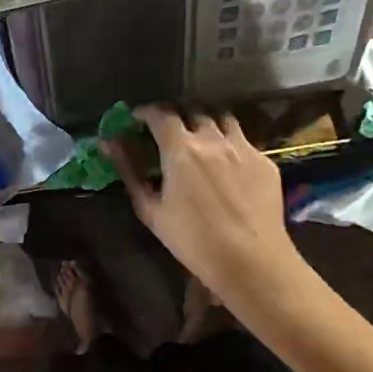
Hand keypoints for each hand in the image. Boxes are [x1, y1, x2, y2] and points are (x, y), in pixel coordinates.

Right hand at [107, 105, 303, 304]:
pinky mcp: (265, 161)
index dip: (146, 112)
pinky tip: (227, 164)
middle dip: (177, 115)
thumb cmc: (192, 240)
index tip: (138, 119)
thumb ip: (128, 170)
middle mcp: (212, 138)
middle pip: (192, 110)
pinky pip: (244, 141)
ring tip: (201, 139)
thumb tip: (107, 143)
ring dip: (206, 122)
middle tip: (168, 132)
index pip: (160, 113)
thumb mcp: (150, 209)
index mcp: (180, 148)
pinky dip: (230, 144)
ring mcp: (243, 147)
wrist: (251, 260)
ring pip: (222, 119)